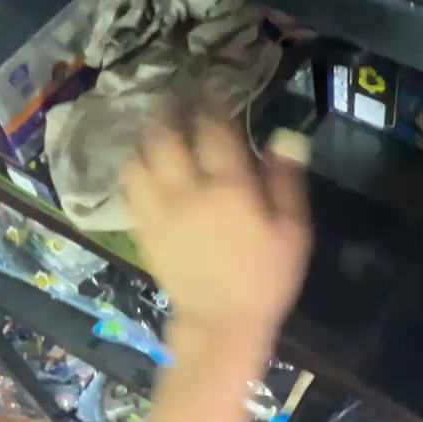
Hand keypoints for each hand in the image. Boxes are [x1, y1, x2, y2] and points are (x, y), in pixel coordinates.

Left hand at [123, 116, 311, 349]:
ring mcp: (160, 211)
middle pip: (166, 134)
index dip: (212, 104)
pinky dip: (135, 170)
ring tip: (158, 135)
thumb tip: (285, 136)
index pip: (213, 127)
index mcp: (230, 187)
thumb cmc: (265, 280)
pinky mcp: (143, 231)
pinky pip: (129, 188)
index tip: (214, 96)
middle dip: (171, 113)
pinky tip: (144, 168)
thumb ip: (287, 181)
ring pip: (140, 157)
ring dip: (148, 140)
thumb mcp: (293, 232)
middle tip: (179, 105)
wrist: (222, 325)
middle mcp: (188, 190)